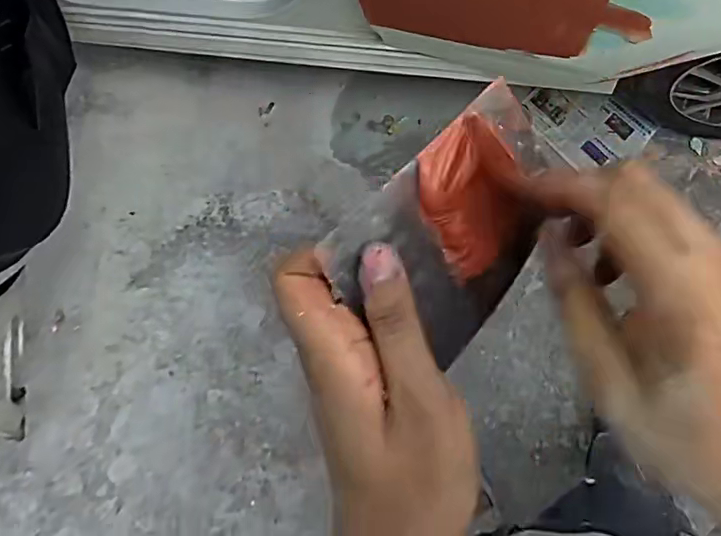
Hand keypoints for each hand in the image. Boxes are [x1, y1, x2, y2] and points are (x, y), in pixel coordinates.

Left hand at [274, 244, 477, 535]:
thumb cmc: (419, 481)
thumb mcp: (420, 398)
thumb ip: (397, 325)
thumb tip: (374, 251)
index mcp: (328, 356)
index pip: (291, 279)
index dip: (325, 248)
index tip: (377, 238)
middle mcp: (325, 356)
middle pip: (318, 283)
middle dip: (361, 250)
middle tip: (415, 240)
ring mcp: (343, 370)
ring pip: (344, 300)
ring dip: (381, 274)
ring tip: (430, 259)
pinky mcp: (363, 381)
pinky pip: (365, 323)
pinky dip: (392, 302)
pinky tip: (430, 299)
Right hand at [527, 164, 720, 535]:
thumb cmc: (675, 426)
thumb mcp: (607, 380)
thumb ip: (575, 301)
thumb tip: (546, 235)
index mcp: (676, 284)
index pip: (614, 203)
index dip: (562, 186)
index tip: (519, 187)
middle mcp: (699, 247)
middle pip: (631, 178)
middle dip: (578, 184)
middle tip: (538, 211)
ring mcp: (709, 243)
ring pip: (644, 185)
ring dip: (598, 197)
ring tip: (569, 241)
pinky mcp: (708, 247)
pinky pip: (656, 204)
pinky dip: (620, 212)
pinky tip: (603, 259)